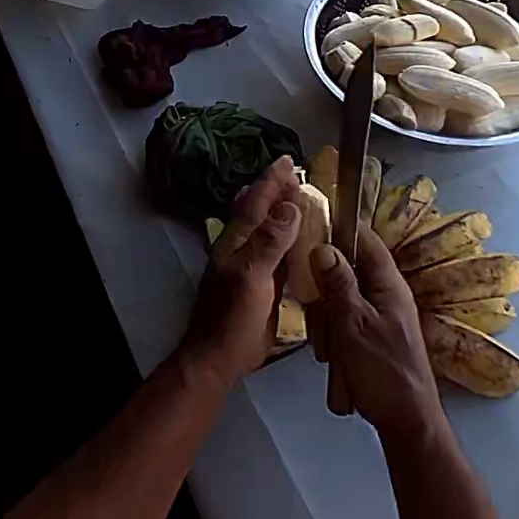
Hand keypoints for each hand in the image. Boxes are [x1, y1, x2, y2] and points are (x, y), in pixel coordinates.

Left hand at [182, 156, 302, 380]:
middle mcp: (243, 247)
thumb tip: (289, 207)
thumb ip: (269, 242)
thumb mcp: (251, 276)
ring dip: (282, 213)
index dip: (272, 180)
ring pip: (267, 230)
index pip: (257, 201)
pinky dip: (288, 240)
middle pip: (260, 211)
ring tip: (299, 198)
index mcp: (237, 241)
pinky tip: (301, 241)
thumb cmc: (231, 318)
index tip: (287, 160)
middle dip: (276, 191)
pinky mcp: (259, 284)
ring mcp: (250, 266)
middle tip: (296, 176)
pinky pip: (277, 253)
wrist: (218, 358)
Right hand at [307, 226, 445, 439]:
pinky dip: (334, 336)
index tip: (309, 234)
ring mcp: (380, 316)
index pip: (365, 239)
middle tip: (319, 315)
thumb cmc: (383, 372)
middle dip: (326, 290)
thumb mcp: (353, 324)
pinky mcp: (373, 336)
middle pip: (347, 270)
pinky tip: (332, 357)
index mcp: (389, 283)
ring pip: (341, 299)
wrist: (407, 422)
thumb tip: (323, 247)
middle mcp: (386, 294)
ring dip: (328, 320)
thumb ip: (338, 284)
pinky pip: (345, 322)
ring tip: (328, 347)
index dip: (338, 232)